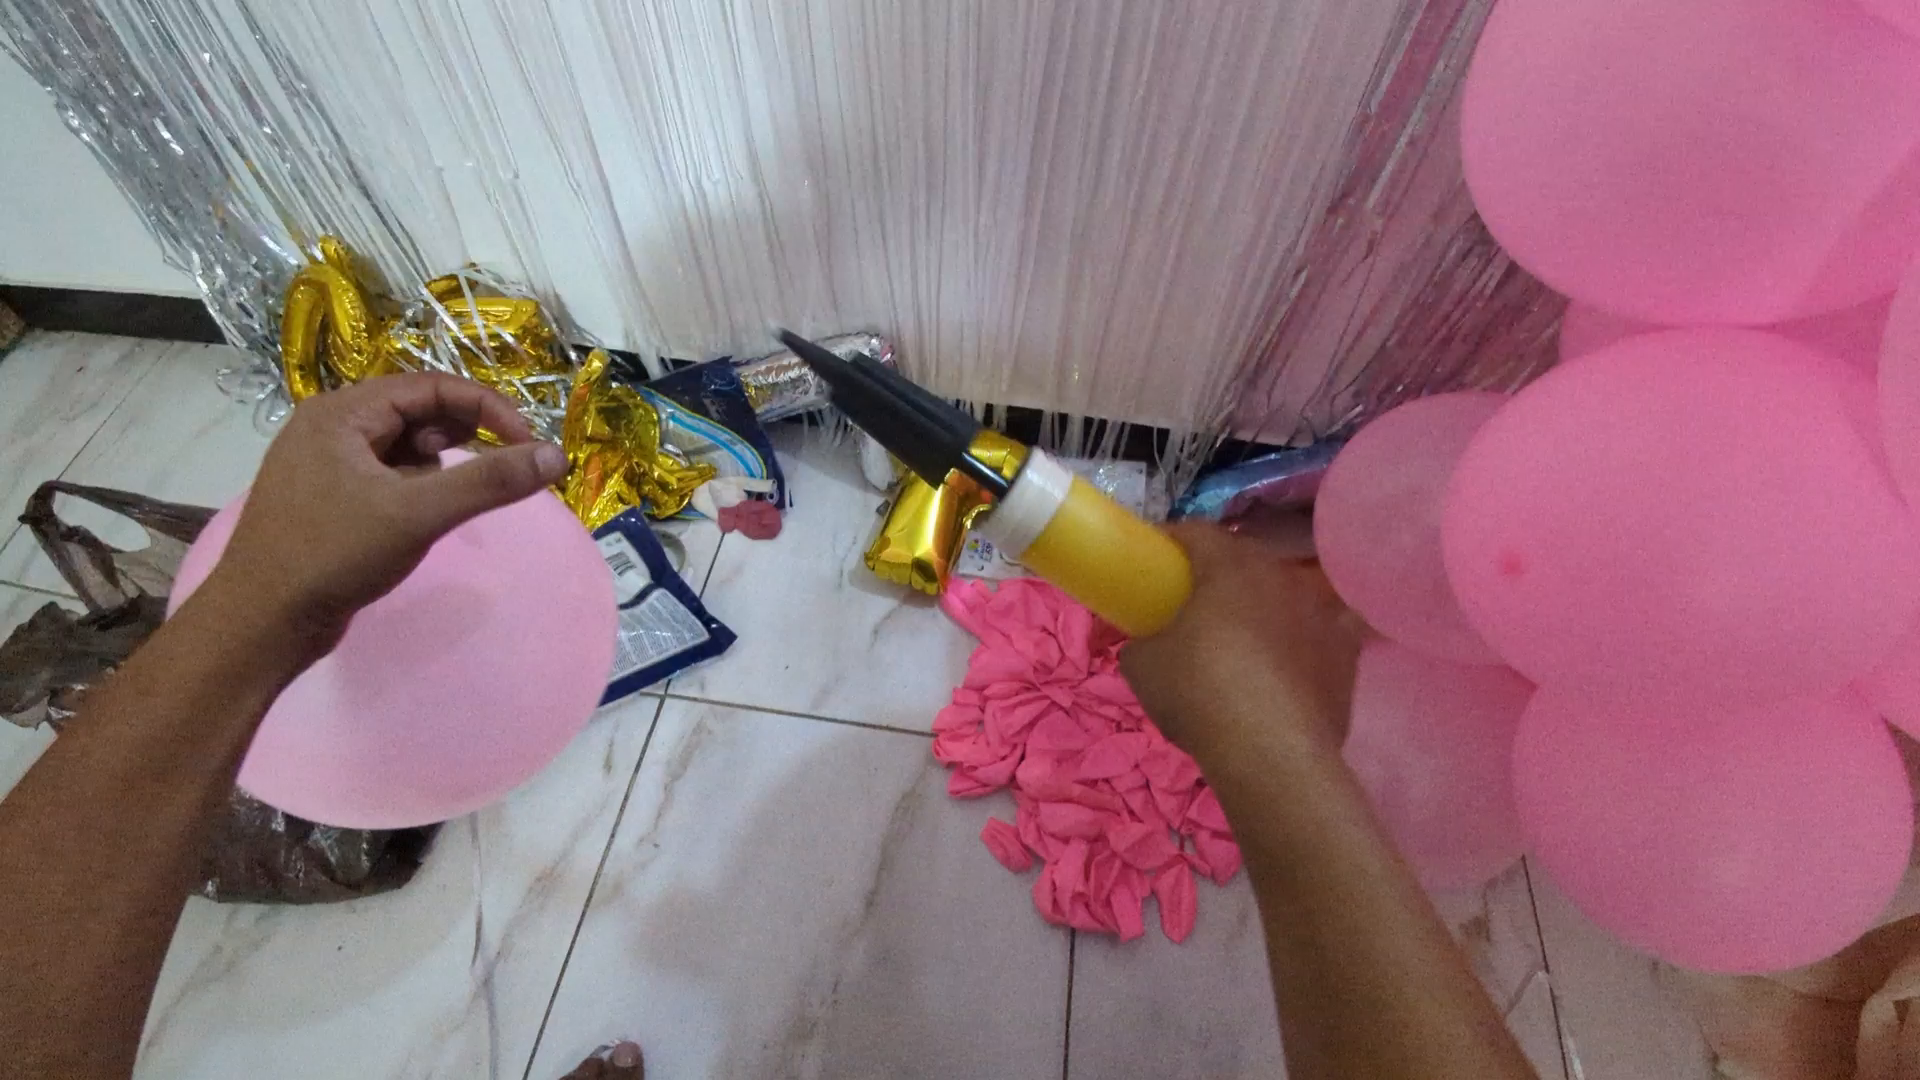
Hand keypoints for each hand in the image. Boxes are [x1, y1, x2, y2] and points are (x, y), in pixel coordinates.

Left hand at [205, 374, 568, 659]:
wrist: (262, 621)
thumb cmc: (334, 555)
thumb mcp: (420, 513)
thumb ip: (491, 481)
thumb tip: (558, 455)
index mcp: (342, 414)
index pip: (434, 386)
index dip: (490, 408)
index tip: (528, 445)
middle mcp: (333, 426)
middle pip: (422, 409)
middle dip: (470, 434)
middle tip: (501, 470)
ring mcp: (331, 461)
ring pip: (410, 441)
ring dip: (447, 460)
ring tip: (455, 495)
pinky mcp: (336, 493)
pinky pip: (396, 469)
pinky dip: (425, 481)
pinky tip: (426, 511)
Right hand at [1120, 524, 1365, 758]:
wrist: (1269, 754)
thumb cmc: (1197, 693)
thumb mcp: (1141, 664)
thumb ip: (1142, 640)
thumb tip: (1149, 643)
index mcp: (1230, 567)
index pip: (1196, 532)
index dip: (1171, 541)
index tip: (1154, 561)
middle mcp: (1281, 576)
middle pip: (1243, 559)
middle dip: (1217, 573)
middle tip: (1193, 603)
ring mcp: (1322, 613)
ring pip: (1284, 594)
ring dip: (1262, 604)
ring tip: (1242, 638)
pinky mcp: (1348, 653)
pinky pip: (1319, 633)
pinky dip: (1302, 640)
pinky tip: (1287, 664)